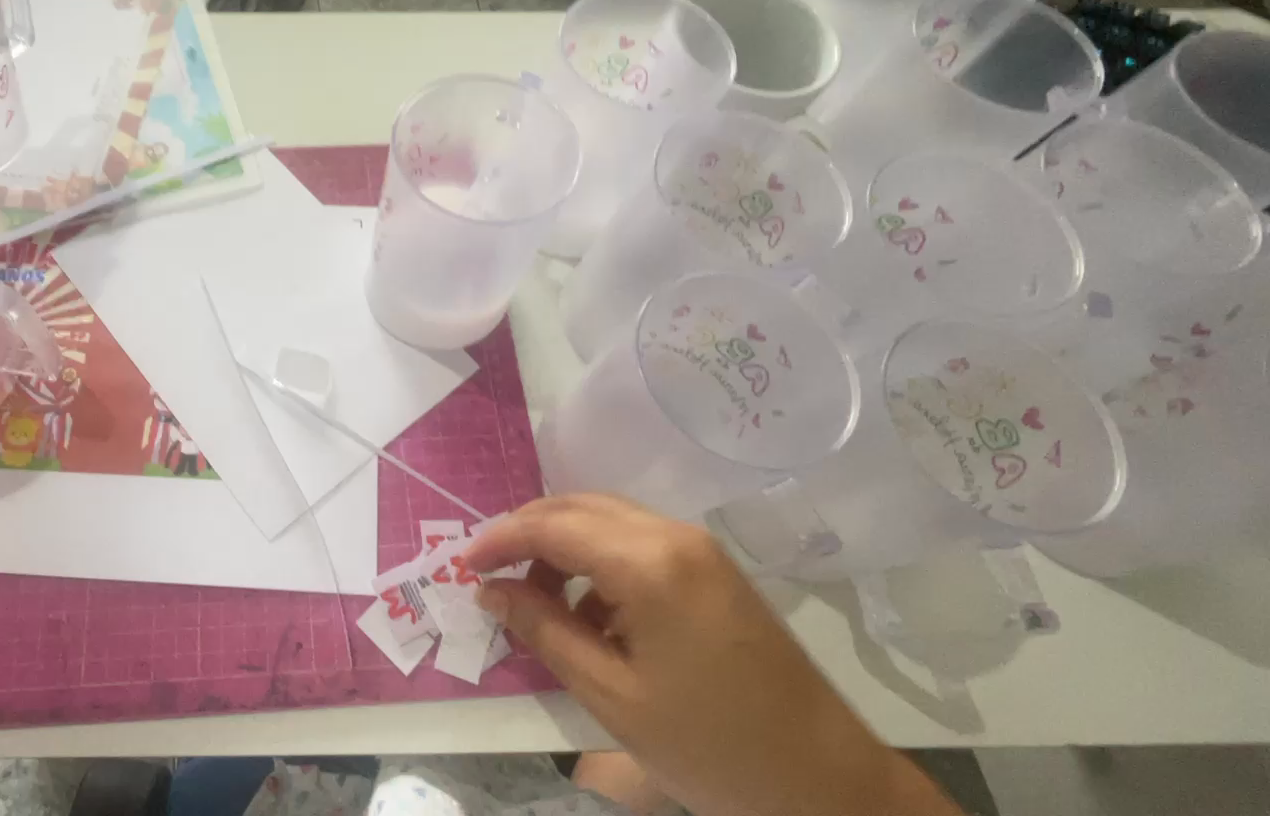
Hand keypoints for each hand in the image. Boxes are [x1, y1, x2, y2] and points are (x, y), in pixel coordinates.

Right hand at [464, 496, 958, 815]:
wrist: (824, 781)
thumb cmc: (710, 746)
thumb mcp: (610, 695)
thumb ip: (543, 630)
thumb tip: (490, 590)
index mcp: (647, 562)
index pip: (552, 525)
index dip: (501, 540)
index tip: (465, 567)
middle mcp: (673, 535)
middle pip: (578, 507)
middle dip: (527, 534)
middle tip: (492, 576)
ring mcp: (698, 547)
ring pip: (606, 519)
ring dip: (562, 545)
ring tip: (536, 601)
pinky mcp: (711, 567)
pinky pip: (636, 541)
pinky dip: (597, 561)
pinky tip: (590, 612)